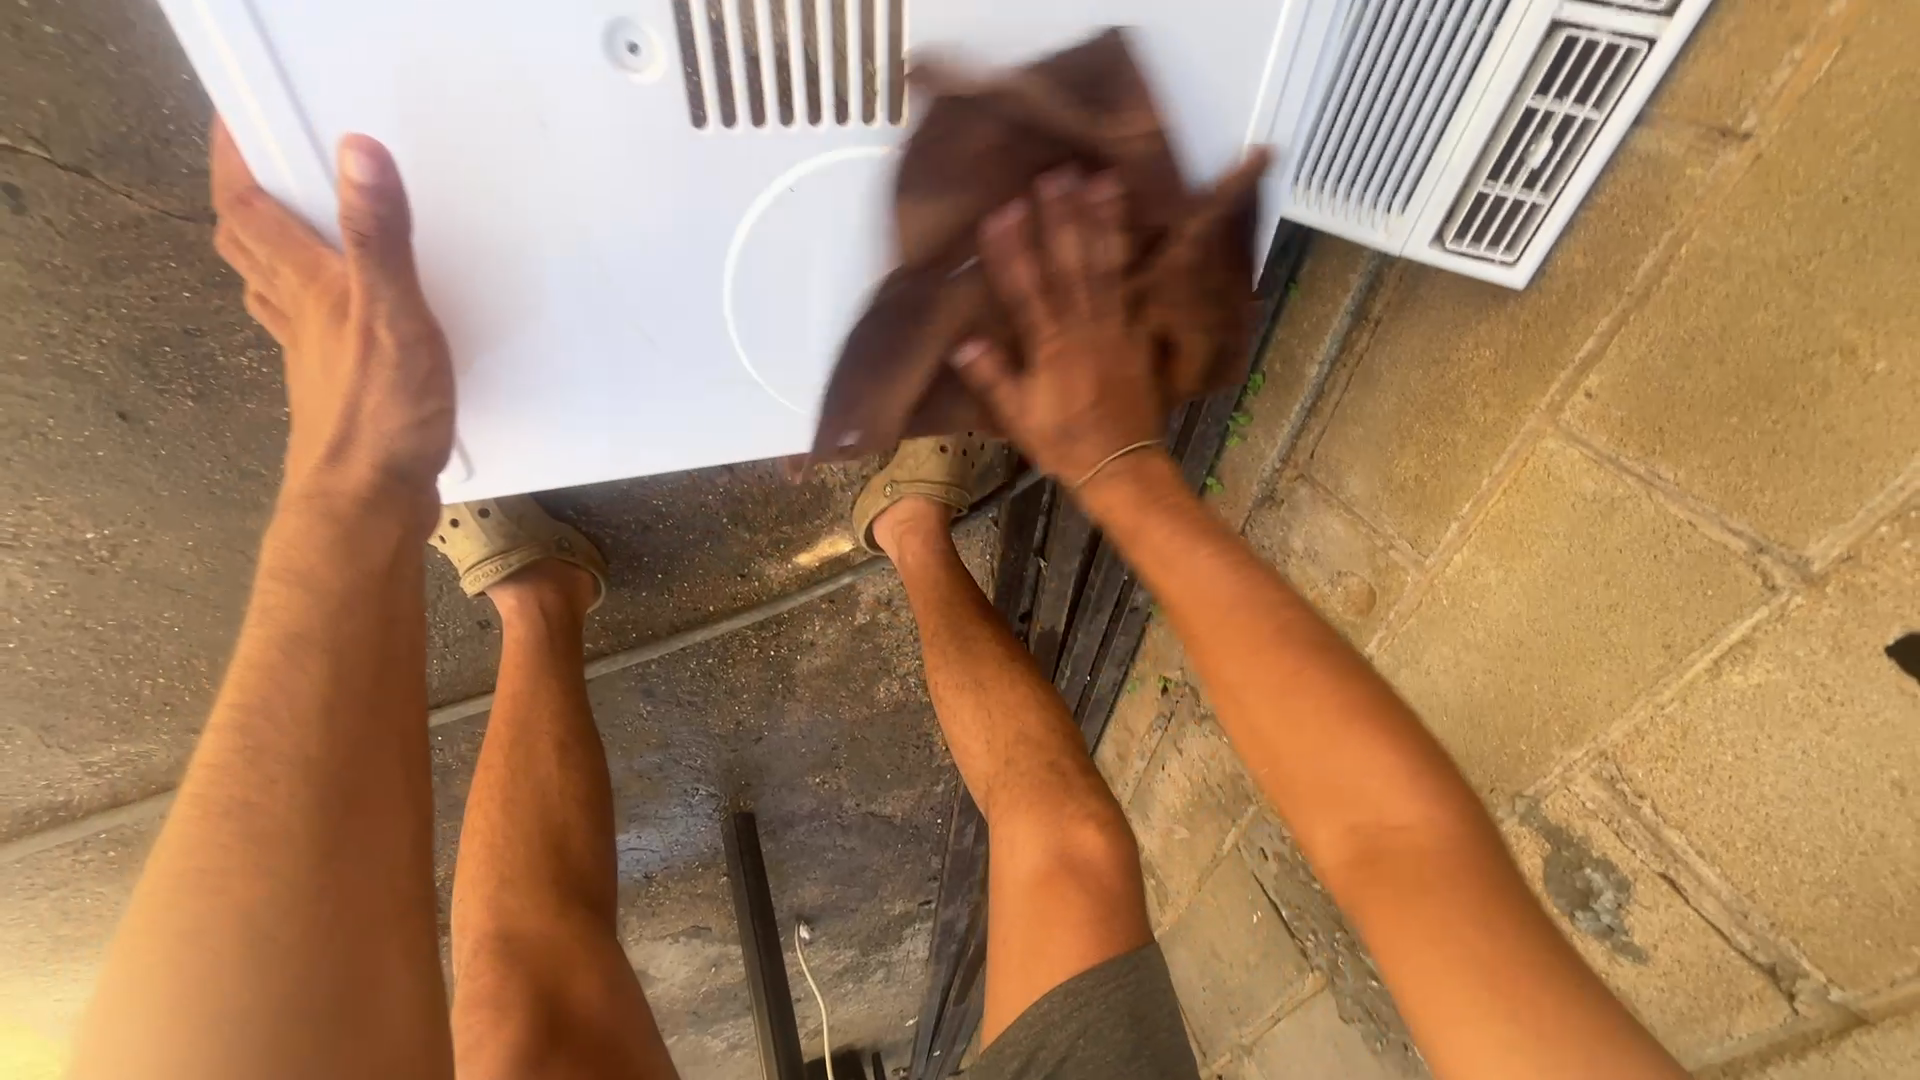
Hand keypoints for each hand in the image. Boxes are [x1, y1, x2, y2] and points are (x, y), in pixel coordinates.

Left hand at [210, 119, 453, 517]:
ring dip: (269, 255)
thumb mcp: (394, 315)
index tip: (241, 119)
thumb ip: (380, 238)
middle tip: (270, 172)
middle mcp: (297, 314)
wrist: (369, 496)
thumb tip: (357, 149)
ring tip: (296, 234)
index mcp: (307, 286)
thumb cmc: (382, 408)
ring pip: (271, 292)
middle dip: (247, 202)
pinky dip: (309, 310)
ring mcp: (311, 356)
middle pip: (248, 247)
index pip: (249, 207)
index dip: (235, 158)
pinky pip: (309, 333)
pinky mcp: (338, 388)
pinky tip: (336, 320)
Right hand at [949, 169, 1167, 484]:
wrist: (1121, 465)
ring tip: (1100, 180)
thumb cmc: (1063, 442)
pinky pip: (1136, 287)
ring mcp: (1115, 327)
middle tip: (1055, 173)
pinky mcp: (1138, 334)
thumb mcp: (1018, 418)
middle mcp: (1083, 329)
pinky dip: (1135, 255)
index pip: (1024, 291)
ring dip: (1102, 223)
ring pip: (1106, 268)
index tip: (1000, 211)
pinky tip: (1134, 227)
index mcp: (1048, 348)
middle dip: (1061, 219)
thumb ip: (993, 378)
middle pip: (1070, 266)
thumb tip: (964, 341)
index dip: (1011, 251)